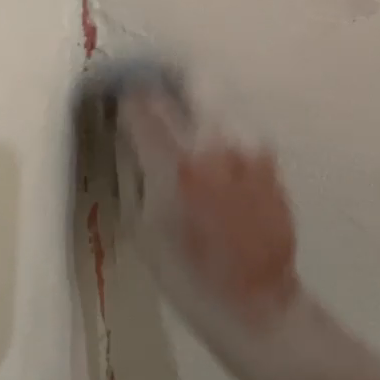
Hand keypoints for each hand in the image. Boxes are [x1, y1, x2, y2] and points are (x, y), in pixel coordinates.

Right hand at [119, 90, 300, 329]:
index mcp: (177, 161)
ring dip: (191, 93)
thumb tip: (128, 129)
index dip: (122, 90)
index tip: (110, 91)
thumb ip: (136, 166)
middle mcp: (217, 140)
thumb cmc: (187, 275)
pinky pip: (235, 117)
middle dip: (163, 76)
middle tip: (146, 88)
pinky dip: (214, 116)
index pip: (143, 100)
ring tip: (174, 111)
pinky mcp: (269, 153)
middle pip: (190, 76)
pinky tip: (203, 140)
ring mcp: (250, 143)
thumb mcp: (142, 224)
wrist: (255, 303)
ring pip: (218, 91)